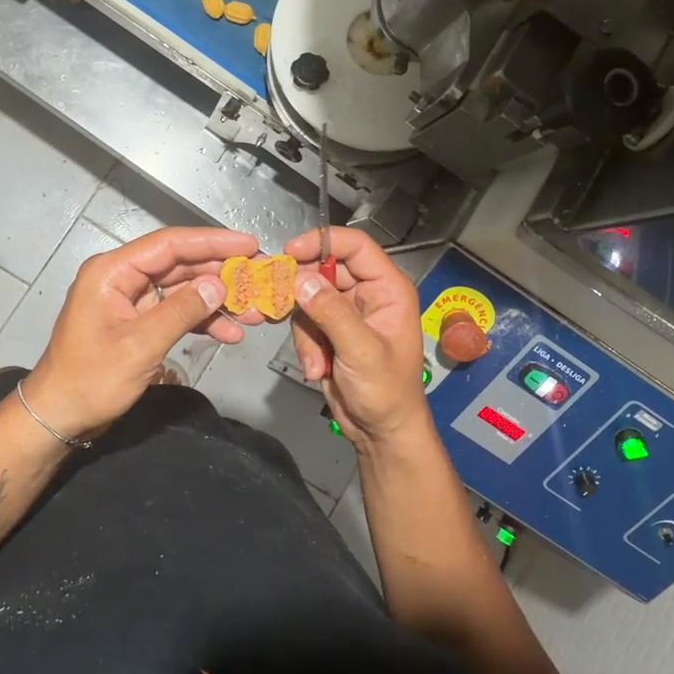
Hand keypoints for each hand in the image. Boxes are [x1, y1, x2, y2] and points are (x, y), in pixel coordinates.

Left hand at [25, 227, 260, 437]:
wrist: (57, 417)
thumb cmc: (89, 381)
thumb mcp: (139, 347)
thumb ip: (181, 312)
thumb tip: (218, 285)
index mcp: (112, 272)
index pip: (170, 245)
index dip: (212, 242)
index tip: (251, 244)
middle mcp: (122, 278)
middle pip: (181, 264)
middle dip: (222, 273)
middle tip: (261, 277)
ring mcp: (130, 300)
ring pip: (183, 289)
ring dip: (217, 300)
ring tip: (254, 312)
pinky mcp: (138, 322)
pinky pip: (177, 312)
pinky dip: (202, 321)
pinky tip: (230, 333)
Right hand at [283, 227, 429, 446]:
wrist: (382, 431)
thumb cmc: (387, 391)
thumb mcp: (361, 351)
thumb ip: (332, 313)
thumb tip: (301, 280)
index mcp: (388, 289)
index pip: (356, 246)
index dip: (323, 242)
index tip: (291, 252)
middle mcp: (368, 294)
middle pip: (325, 270)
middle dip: (306, 295)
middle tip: (285, 307)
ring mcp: (348, 313)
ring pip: (309, 299)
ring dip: (306, 332)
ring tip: (317, 361)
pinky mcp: (330, 332)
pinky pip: (305, 322)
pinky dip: (305, 346)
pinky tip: (317, 369)